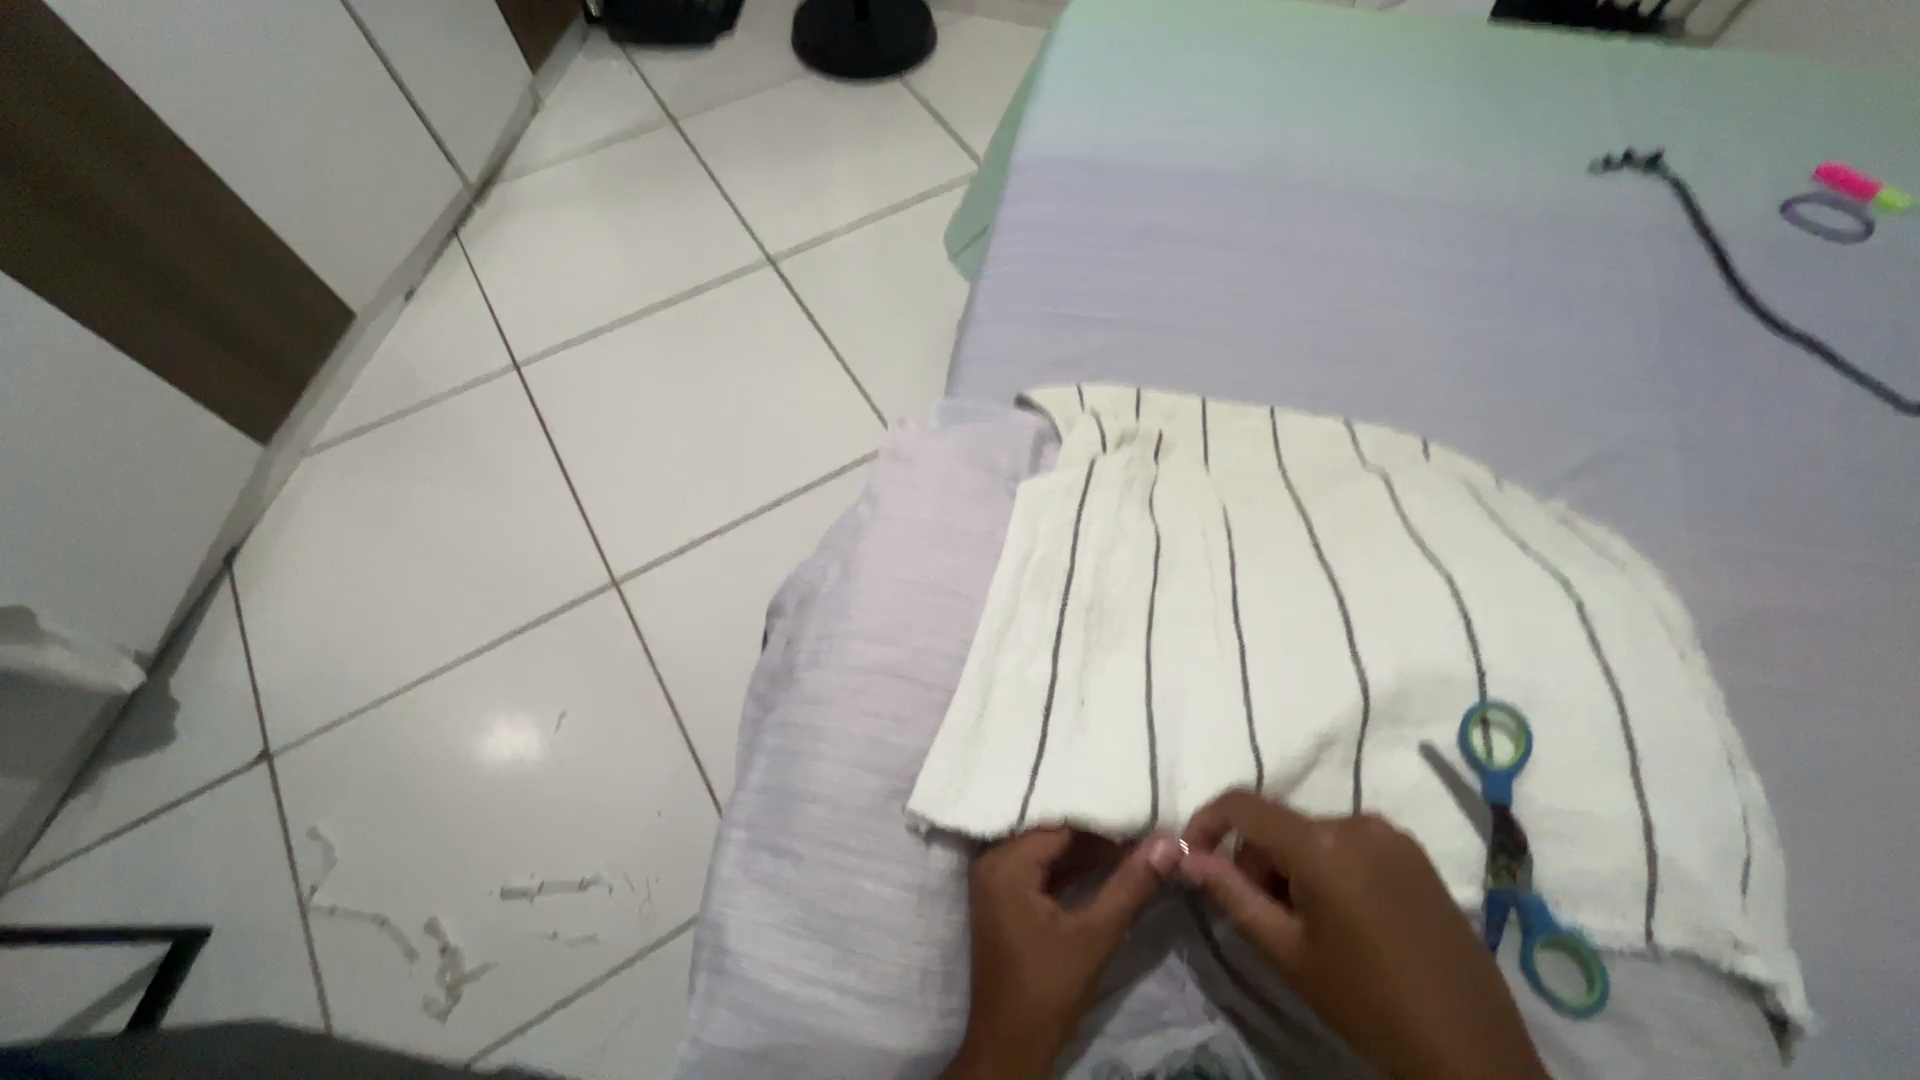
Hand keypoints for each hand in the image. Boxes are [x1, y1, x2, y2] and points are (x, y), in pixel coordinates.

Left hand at [944, 828, 1181, 1079]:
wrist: (1010, 1045)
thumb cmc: (1047, 990)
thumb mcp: (1095, 935)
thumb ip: (1130, 885)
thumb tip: (1169, 842)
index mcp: (1005, 863)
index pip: (1061, 825)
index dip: (1104, 823)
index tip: (1145, 820)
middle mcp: (992, 861)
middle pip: (1052, 834)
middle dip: (1097, 834)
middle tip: (1144, 830)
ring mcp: (996, 879)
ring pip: (1049, 851)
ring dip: (1088, 852)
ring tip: (1135, 846)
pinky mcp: (1004, 896)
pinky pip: (1041, 869)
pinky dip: (1072, 869)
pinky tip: (1110, 868)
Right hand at [1180, 792, 1548, 1079]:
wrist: (1466, 1045)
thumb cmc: (1364, 1000)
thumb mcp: (1285, 950)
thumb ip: (1230, 893)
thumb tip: (1186, 856)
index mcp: (1321, 844)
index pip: (1243, 805)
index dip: (1207, 821)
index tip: (1191, 856)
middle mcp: (1357, 822)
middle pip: (1280, 824)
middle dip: (1255, 860)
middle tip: (1259, 915)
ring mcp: (1393, 835)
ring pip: (1314, 835)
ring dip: (1291, 867)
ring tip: (1304, 925)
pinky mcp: (1416, 855)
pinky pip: (1350, 844)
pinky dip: (1328, 868)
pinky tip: (1342, 918)